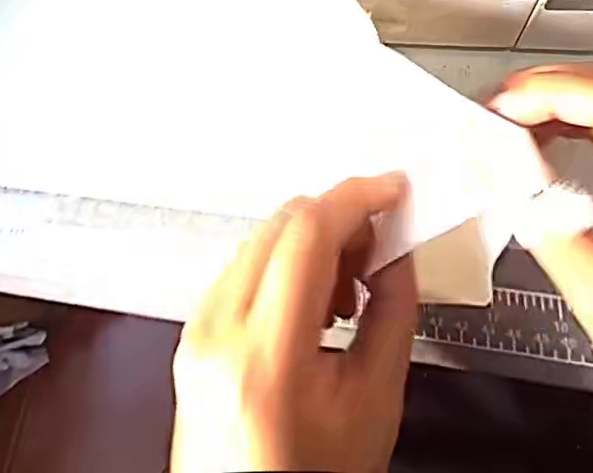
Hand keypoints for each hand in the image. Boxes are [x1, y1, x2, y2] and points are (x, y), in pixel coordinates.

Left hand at [171, 173, 418, 472]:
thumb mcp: (375, 403)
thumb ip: (394, 311)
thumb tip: (396, 248)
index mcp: (264, 356)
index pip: (308, 234)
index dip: (358, 198)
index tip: (393, 190)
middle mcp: (218, 331)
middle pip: (285, 222)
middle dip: (342, 218)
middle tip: (379, 245)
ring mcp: (199, 327)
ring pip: (268, 235)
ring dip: (317, 239)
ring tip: (348, 288)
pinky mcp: (196, 327)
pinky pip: (249, 261)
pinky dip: (292, 260)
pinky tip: (317, 300)